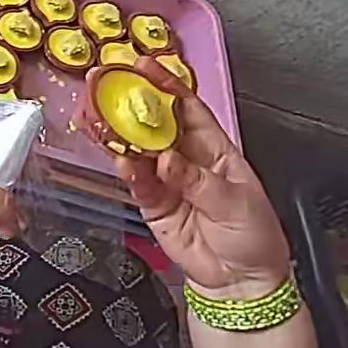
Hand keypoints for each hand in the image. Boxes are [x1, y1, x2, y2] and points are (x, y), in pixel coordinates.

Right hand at [89, 57, 289, 297]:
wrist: (240, 281)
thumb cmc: (253, 236)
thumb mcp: (235, 203)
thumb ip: (197, 181)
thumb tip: (165, 160)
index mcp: (213, 147)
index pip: (185, 106)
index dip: (165, 84)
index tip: (144, 66)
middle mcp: (185, 157)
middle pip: (152, 123)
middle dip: (129, 103)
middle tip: (103, 86)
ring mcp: (165, 179)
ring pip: (135, 149)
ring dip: (115, 133)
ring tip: (94, 116)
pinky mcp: (152, 202)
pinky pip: (134, 182)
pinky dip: (125, 171)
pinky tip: (117, 160)